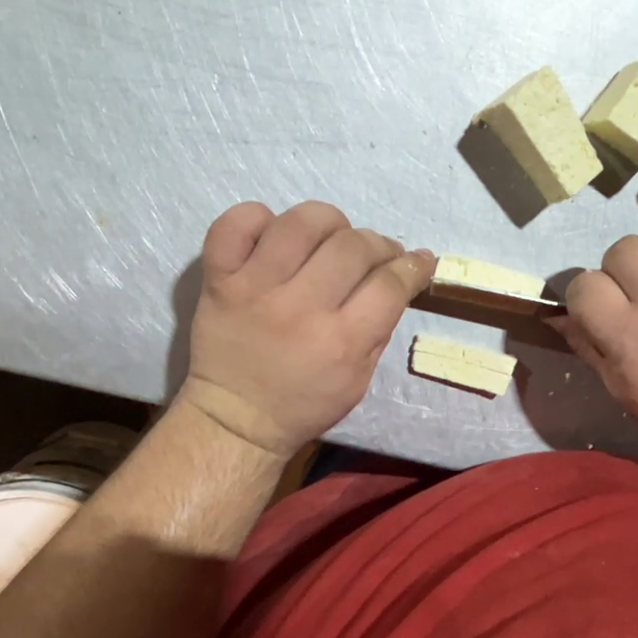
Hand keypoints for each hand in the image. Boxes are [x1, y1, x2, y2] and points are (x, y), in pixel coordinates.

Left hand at [178, 200, 434, 458]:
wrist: (236, 420)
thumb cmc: (303, 406)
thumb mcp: (357, 382)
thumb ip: (376, 330)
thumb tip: (397, 281)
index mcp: (341, 342)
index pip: (390, 283)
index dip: (413, 266)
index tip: (417, 262)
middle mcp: (300, 308)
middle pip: (353, 245)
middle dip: (377, 243)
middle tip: (375, 255)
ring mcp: (256, 289)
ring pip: (301, 222)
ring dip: (327, 222)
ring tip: (328, 239)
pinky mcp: (220, 279)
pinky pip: (235, 223)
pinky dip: (257, 218)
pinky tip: (272, 236)